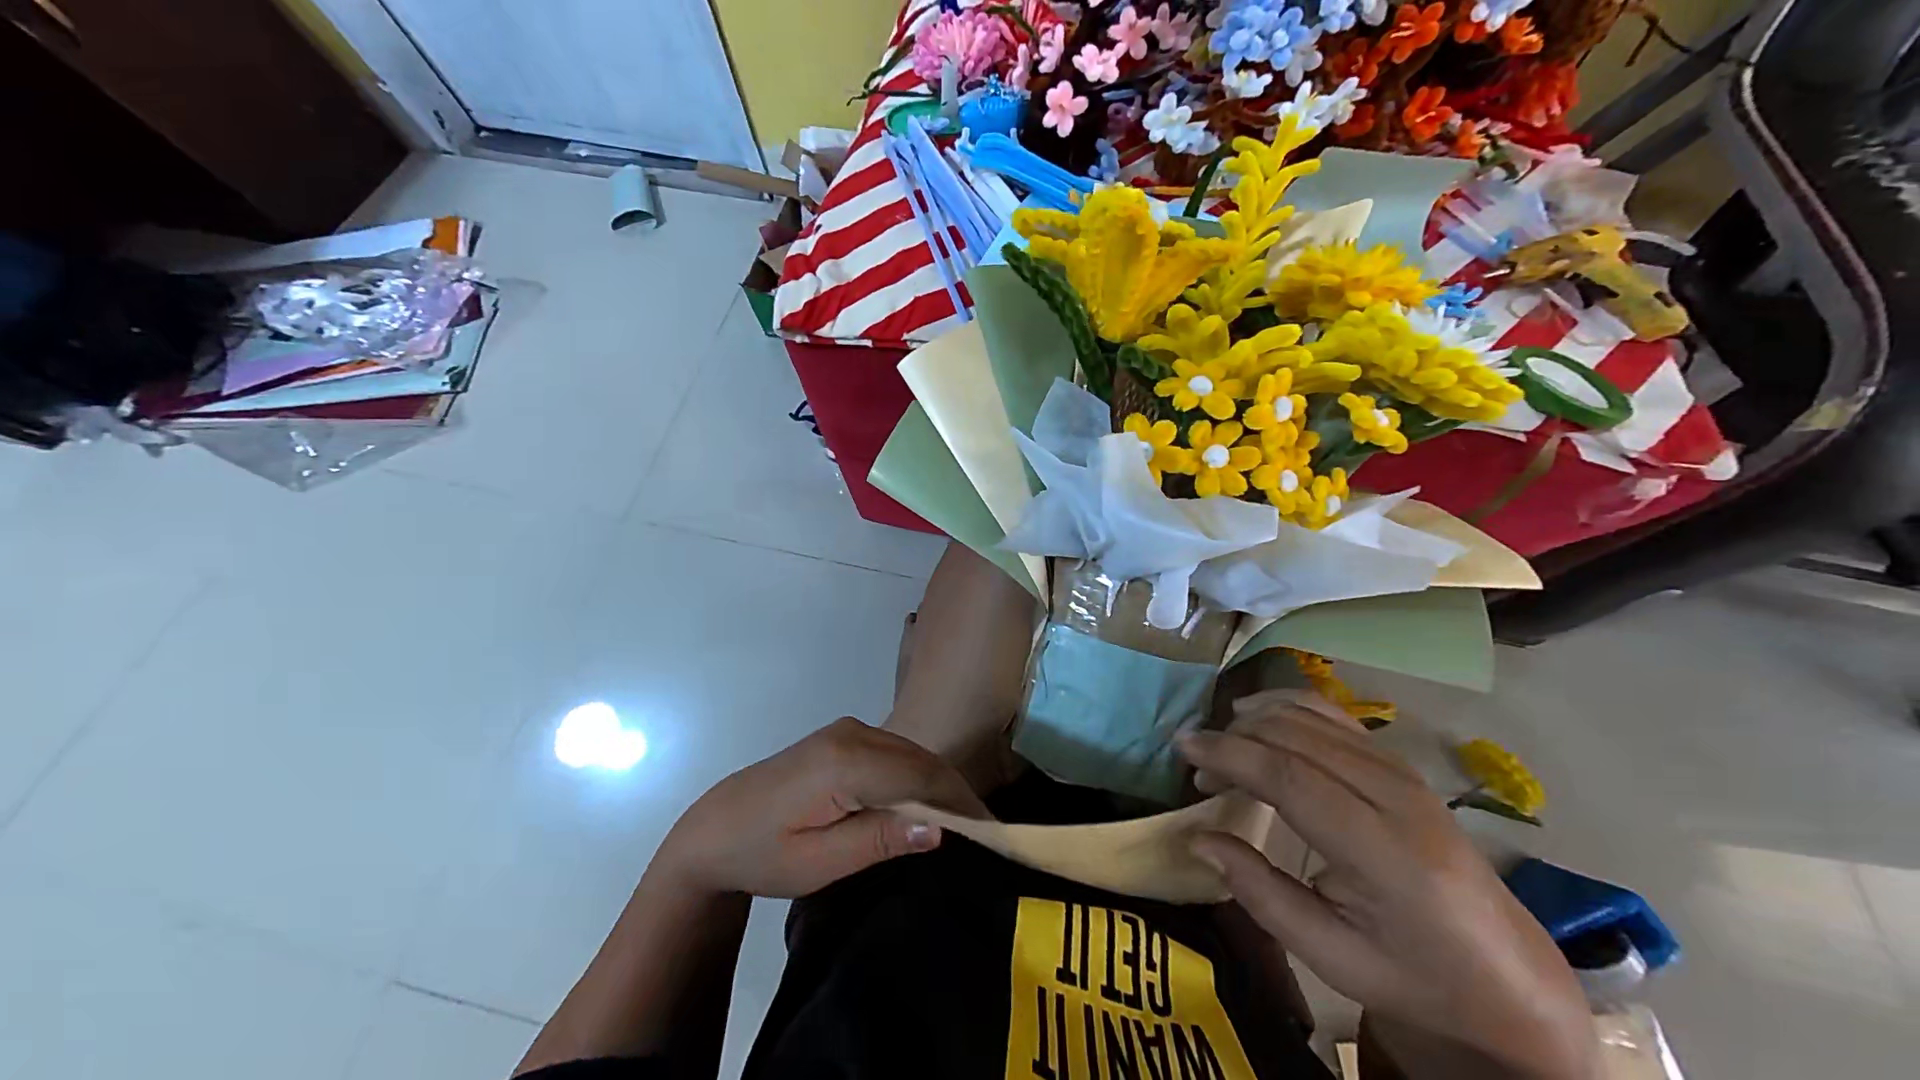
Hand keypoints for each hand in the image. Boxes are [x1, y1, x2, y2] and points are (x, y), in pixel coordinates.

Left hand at [651, 717, 989, 898]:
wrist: (714, 831)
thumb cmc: (762, 854)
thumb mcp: (819, 862)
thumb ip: (879, 839)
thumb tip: (939, 826)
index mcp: (844, 762)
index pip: (921, 777)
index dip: (961, 803)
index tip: (993, 834)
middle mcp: (851, 733)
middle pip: (921, 760)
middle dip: (956, 794)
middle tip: (986, 835)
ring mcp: (847, 731)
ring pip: (911, 754)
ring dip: (939, 786)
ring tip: (964, 825)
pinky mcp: (843, 737)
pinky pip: (895, 753)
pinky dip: (917, 777)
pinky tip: (926, 805)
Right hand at [1179, 696, 1598, 1079]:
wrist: (1509, 977)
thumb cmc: (1415, 976)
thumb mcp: (1331, 956)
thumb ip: (1259, 892)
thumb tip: (1198, 837)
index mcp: (1385, 853)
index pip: (1291, 778)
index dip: (1230, 755)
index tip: (1182, 749)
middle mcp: (1398, 797)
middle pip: (1297, 736)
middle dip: (1234, 738)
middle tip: (1195, 765)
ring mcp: (1405, 774)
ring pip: (1315, 716)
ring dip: (1257, 720)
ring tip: (1220, 746)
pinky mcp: (1402, 767)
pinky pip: (1336, 717)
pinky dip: (1289, 708)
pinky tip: (1260, 716)